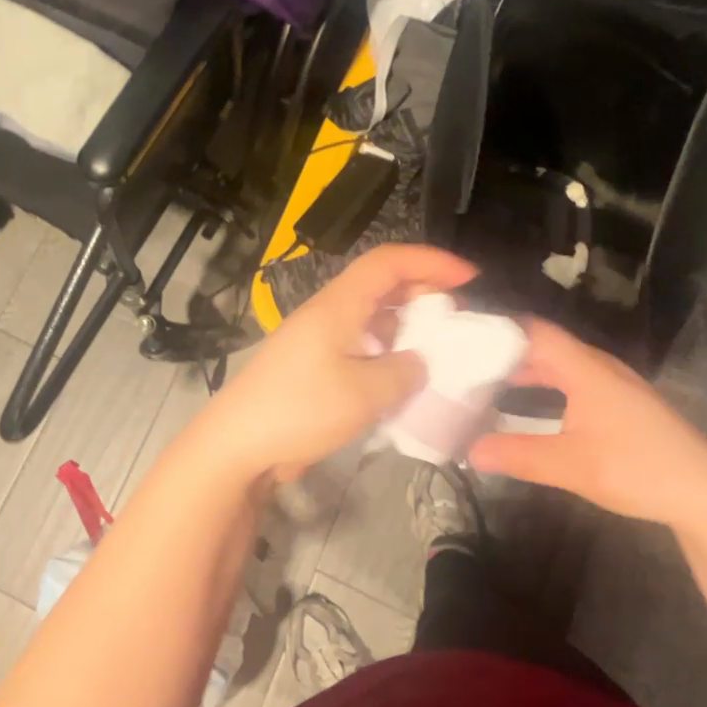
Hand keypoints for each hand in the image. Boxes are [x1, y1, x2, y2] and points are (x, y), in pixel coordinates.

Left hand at [193, 245, 476, 483]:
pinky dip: (387, 356)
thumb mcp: (364, 392)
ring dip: (407, 329)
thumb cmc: (300, 409)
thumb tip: (418, 362)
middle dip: (423, 295)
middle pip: (381, 286)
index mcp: (338, 305)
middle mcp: (328, 314)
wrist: (238, 444)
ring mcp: (319, 342)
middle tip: (457, 321)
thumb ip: (403, 372)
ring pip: (372, 319)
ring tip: (438, 353)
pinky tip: (404, 382)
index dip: (430, 261)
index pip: (388, 262)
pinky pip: (360, 349)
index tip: (469, 278)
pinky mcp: (314, 369)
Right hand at [468, 318, 706, 528]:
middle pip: (543, 345)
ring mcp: (612, 385)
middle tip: (461, 360)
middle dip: (503, 351)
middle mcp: (597, 367)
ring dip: (524, 371)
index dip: (497, 326)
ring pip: (558, 366)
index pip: (533, 330)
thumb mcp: (569, 464)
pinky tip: (526, 408)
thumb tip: (468, 449)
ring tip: (484, 382)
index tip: (460, 332)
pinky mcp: (621, 405)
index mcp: (584, 367)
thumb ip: (517, 454)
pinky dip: (543, 387)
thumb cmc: (636, 468)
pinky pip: (571, 382)